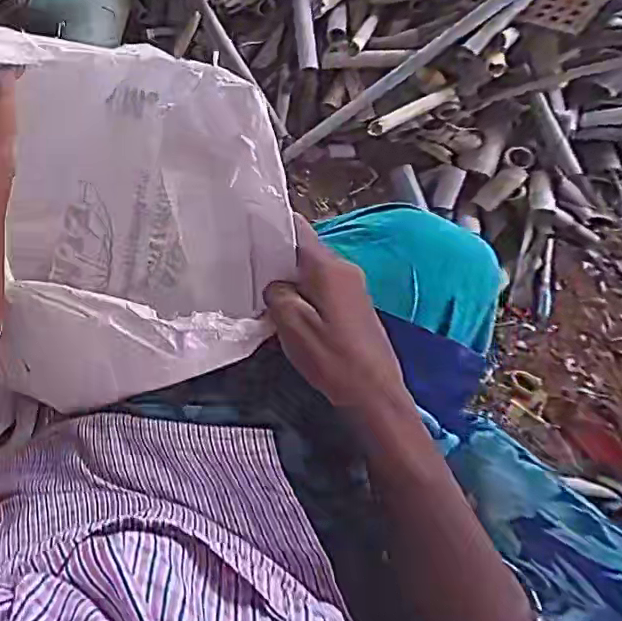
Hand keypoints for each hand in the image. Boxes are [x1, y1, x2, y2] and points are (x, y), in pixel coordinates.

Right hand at [265, 214, 411, 417]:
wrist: (376, 396)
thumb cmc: (333, 359)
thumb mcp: (292, 326)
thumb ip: (277, 294)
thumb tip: (275, 284)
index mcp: (328, 267)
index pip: (297, 228)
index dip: (271, 223)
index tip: (246, 225)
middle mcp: (344, 268)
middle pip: (303, 248)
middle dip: (276, 253)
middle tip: (245, 260)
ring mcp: (352, 286)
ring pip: (311, 268)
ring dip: (288, 275)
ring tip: (260, 284)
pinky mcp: (354, 304)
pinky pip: (321, 284)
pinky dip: (302, 289)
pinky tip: (287, 306)